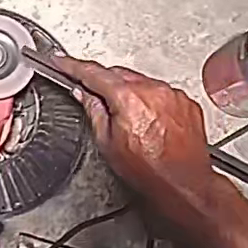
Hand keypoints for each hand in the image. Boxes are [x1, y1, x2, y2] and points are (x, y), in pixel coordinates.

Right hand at [47, 55, 228, 227]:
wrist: (182, 185)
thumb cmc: (148, 171)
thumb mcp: (108, 144)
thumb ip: (93, 111)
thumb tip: (84, 94)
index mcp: (128, 97)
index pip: (94, 73)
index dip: (73, 66)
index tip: (62, 62)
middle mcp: (153, 90)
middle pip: (119, 74)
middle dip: (104, 82)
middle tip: (95, 98)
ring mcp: (172, 94)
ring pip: (142, 81)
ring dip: (130, 92)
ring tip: (130, 122)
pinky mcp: (186, 102)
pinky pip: (162, 92)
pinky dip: (151, 100)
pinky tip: (149, 122)